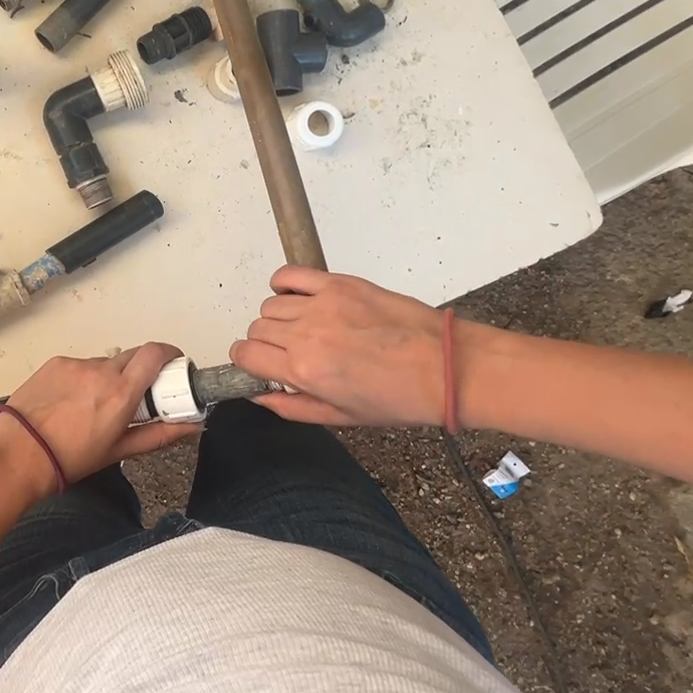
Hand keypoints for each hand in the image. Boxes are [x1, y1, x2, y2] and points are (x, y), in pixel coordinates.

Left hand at [0, 344, 197, 498]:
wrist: (20, 453)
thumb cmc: (71, 459)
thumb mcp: (119, 451)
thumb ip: (160, 434)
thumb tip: (194, 425)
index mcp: (121, 393)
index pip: (155, 354)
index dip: (169, 354)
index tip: (173, 365)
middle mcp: (100, 371)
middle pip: (132, 356)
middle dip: (140, 371)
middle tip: (135, 396)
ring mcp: (75, 364)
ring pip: (103, 364)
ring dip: (107, 379)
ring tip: (91, 408)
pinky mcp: (54, 362)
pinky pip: (78, 366)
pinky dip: (81, 379)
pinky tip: (68, 403)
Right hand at [230, 266, 449, 426]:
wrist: (447, 368)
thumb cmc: (402, 397)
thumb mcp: (343, 417)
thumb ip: (291, 407)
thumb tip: (257, 396)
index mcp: (303, 371)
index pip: (244, 354)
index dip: (248, 362)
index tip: (261, 365)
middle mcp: (305, 335)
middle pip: (256, 328)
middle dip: (265, 342)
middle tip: (290, 351)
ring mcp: (321, 305)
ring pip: (269, 305)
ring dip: (278, 318)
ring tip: (304, 328)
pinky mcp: (338, 284)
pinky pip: (289, 276)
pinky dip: (284, 284)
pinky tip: (298, 298)